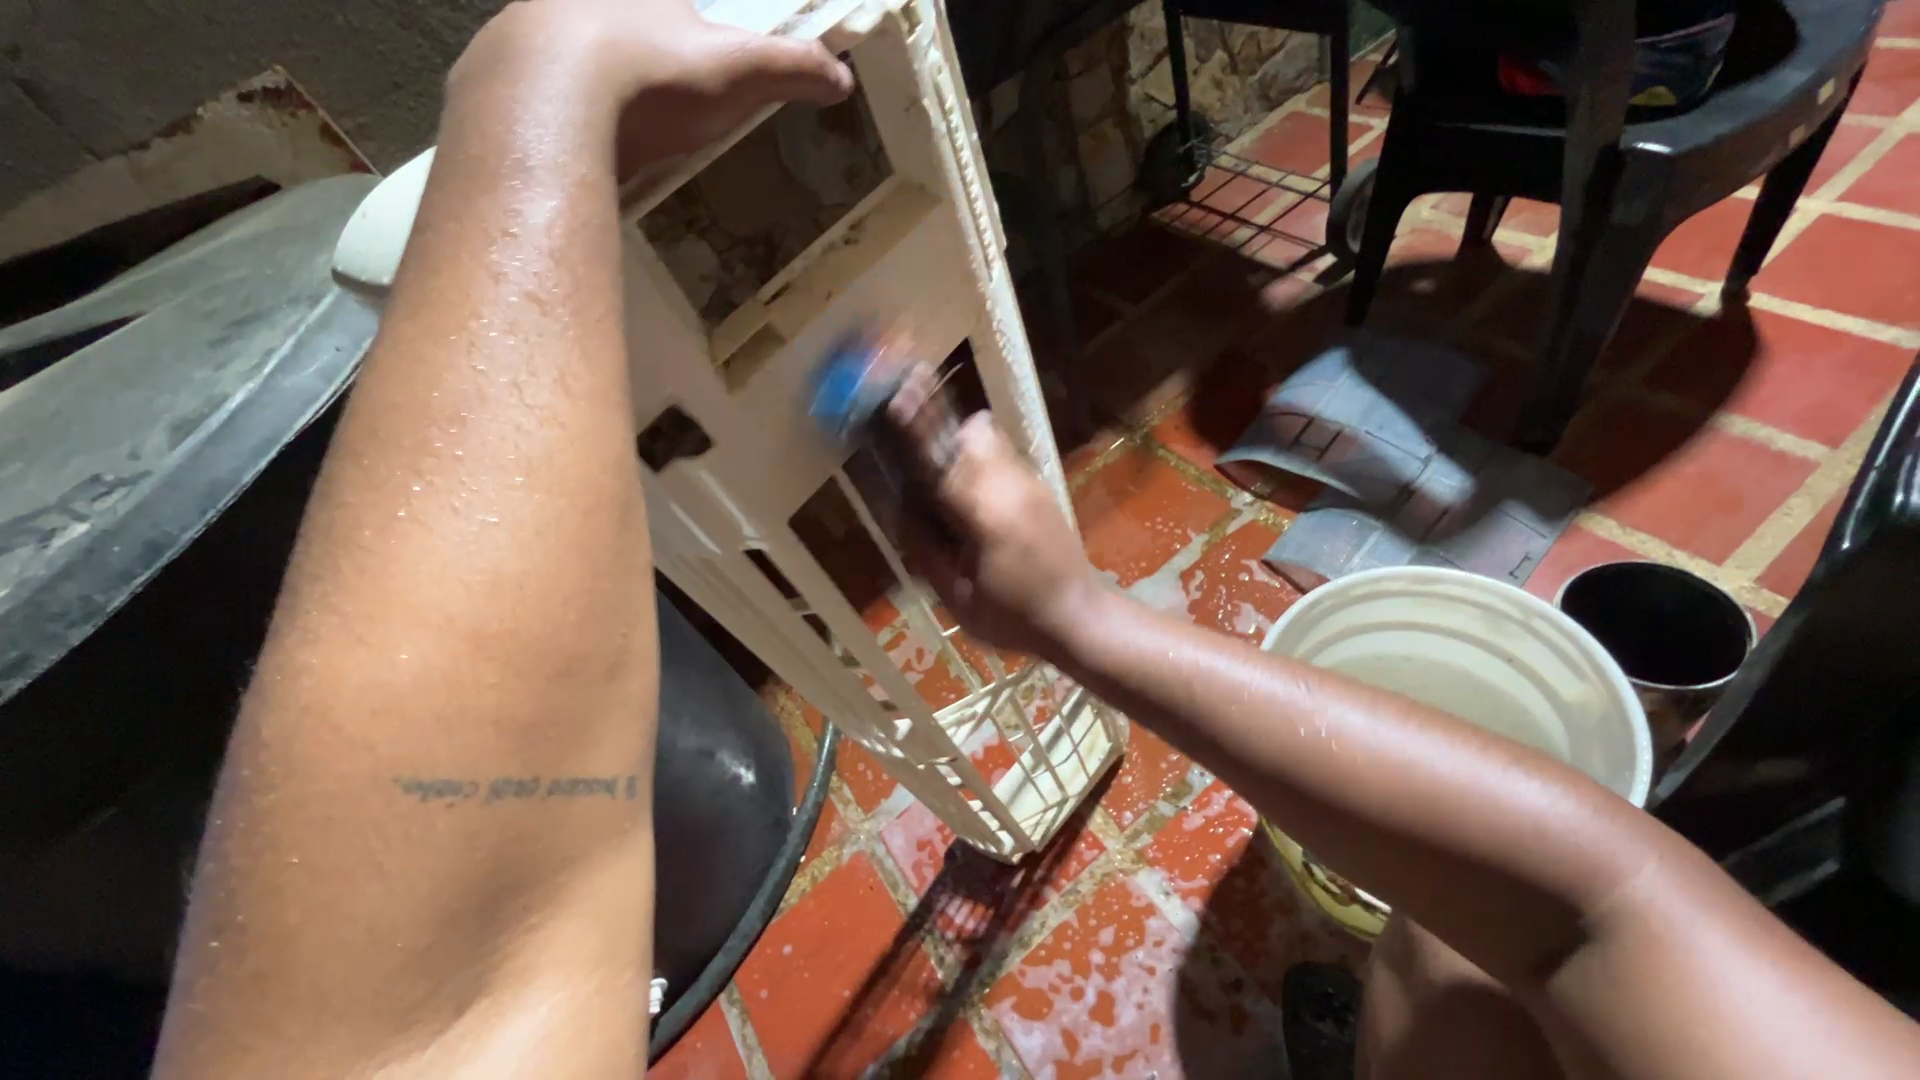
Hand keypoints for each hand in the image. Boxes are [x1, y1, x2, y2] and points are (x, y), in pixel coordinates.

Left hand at [454, 0, 853, 179]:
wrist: (553, 101)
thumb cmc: (656, 75)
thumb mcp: (741, 71)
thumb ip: (792, 69)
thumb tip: (842, 78)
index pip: (674, 8)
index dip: (688, 29)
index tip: (692, 57)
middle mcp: (579, 3)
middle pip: (612, 23)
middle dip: (631, 49)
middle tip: (649, 96)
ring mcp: (527, 31)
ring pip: (561, 50)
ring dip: (582, 81)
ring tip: (606, 127)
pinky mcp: (495, 75)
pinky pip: (523, 88)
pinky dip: (544, 113)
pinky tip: (565, 146)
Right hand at [898, 411, 1102, 656]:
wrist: (1078, 618)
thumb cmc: (1013, 618)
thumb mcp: (956, 597)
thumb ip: (924, 548)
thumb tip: (901, 508)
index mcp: (986, 515)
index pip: (943, 460)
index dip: (918, 427)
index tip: (897, 396)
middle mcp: (1011, 486)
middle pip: (972, 432)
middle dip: (942, 433)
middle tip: (922, 461)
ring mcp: (1032, 483)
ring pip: (991, 438)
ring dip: (963, 446)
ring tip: (948, 483)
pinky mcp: (1042, 488)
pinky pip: (1005, 455)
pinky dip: (982, 460)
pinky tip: (975, 498)